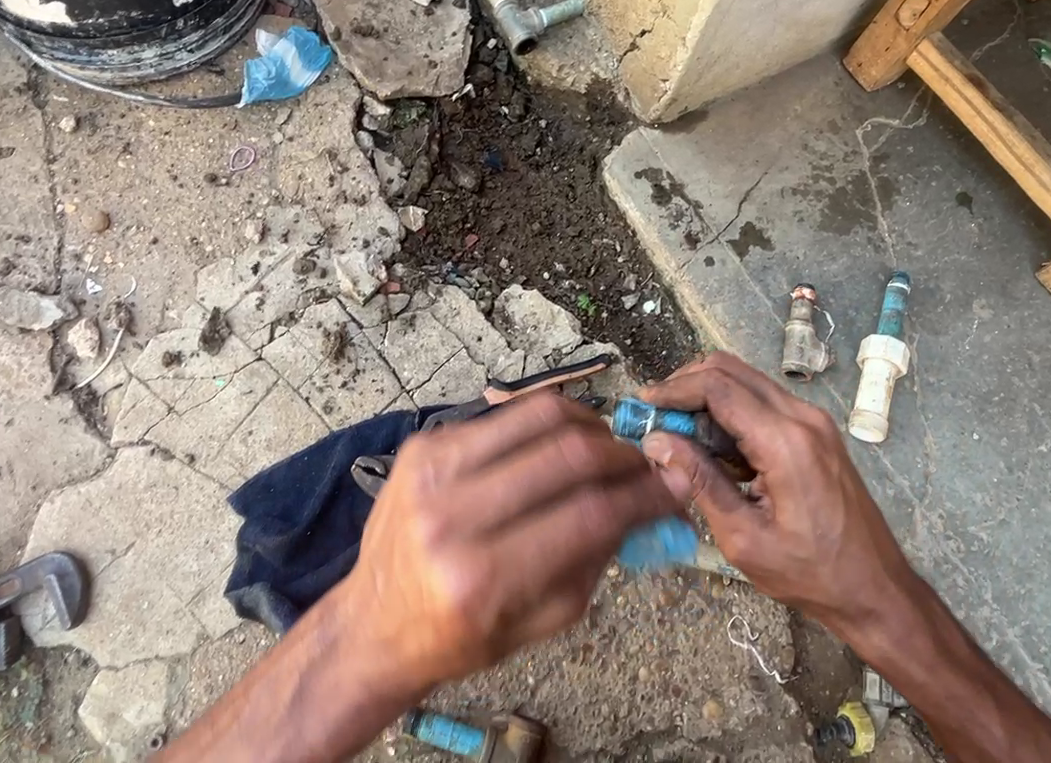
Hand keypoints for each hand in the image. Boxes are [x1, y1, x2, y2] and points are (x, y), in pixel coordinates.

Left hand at [332, 392, 678, 689]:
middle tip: (643, 463)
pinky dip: (544, 424)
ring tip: (605, 445)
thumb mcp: (541, 622)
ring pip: (538, 415)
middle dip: (622, 454)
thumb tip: (646, 499)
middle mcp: (452, 516)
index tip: (675, 486)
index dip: (644, 495)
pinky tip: (557, 442)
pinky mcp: (423, 445)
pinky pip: (504, 415)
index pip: (588, 516)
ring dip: (589, 425)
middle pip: (567, 455)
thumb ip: (597, 559)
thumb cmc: (461, 634)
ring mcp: (432, 471)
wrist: (375, 621)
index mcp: (483, 577)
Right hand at [638, 352, 922, 639]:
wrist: (878, 590)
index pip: (717, 386)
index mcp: (786, 441)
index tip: (642, 406)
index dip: (673, 389)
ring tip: (676, 433)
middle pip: (730, 370)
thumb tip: (656, 441)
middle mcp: (802, 417)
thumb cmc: (812, 574)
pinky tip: (712, 447)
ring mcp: (812, 421)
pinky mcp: (814, 431)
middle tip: (655, 417)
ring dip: (705, 396)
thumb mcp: (744, 537)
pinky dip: (729, 411)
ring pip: (745, 380)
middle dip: (685, 385)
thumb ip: (700, 481)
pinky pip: (762, 401)